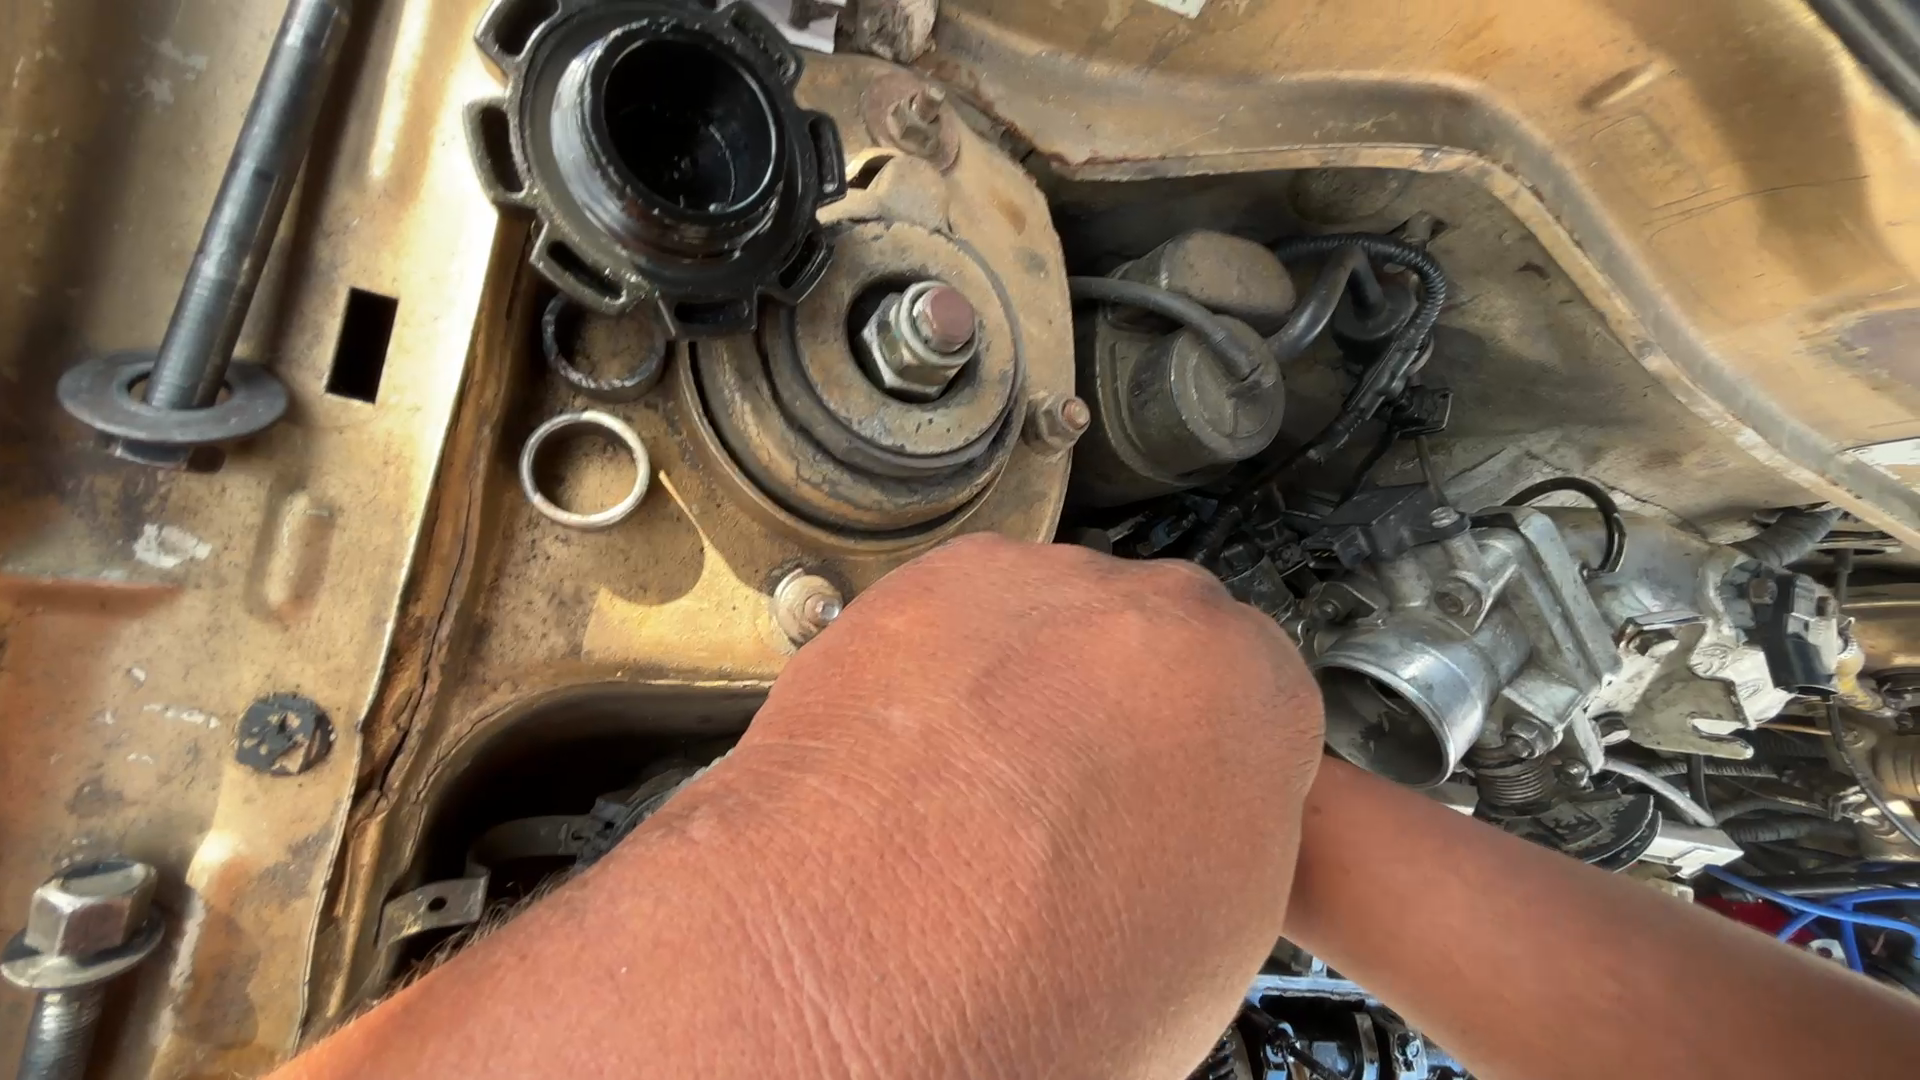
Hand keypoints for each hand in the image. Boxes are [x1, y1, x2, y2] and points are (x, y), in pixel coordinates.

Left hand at [279, 535, 1325, 1079]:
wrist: (828, 1003)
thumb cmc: (1016, 999)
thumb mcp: (1181, 940)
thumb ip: (1195, 845)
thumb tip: (1178, 828)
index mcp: (1227, 694)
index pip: (1266, 672)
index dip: (1234, 744)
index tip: (1190, 785)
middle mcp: (1115, 612)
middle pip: (1155, 629)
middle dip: (1138, 705)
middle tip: (1085, 799)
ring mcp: (1002, 593)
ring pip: (1050, 615)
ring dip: (1036, 690)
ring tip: (992, 797)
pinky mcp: (892, 602)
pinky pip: (955, 619)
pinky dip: (958, 677)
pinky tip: (924, 764)